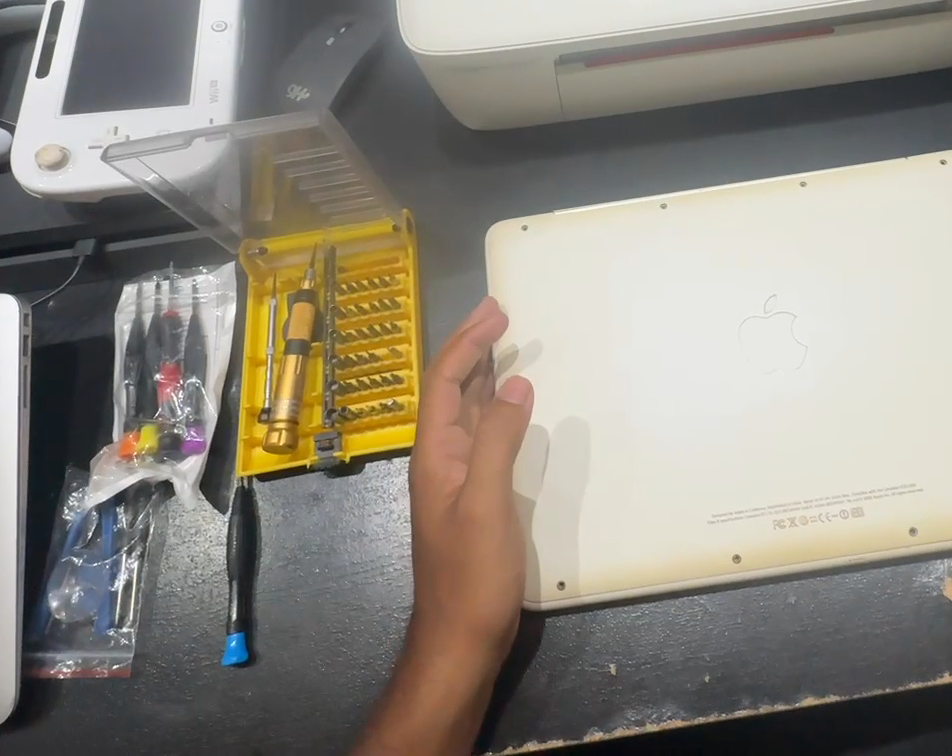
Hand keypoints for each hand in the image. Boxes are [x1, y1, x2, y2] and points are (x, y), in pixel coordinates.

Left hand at [354, 297, 533, 755]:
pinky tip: (513, 401)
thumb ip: (497, 439)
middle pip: (451, 388)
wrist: (460, 638)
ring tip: (506, 342)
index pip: (443, 381)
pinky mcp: (475, 493)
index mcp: (434, 452)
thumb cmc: (470, 572)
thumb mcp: (485, 501)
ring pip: (467, 408)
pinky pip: (484, 432)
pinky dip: (497, 405)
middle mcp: (440, 456)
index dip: (468, 343)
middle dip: (473, 347)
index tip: (496, 313)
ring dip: (484, 372)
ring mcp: (456, 475)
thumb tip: (517, 383)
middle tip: (500, 313)